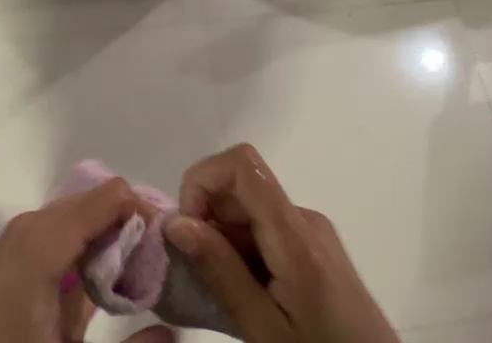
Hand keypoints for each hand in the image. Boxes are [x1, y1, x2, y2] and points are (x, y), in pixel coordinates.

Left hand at [0, 177, 173, 342]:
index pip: (113, 195)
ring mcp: (17, 245)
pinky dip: (86, 264)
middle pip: (99, 209)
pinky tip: (103, 299)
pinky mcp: (8, 266)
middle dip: (135, 237)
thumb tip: (177, 332)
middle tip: (167, 277)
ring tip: (144, 289)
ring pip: (80, 230)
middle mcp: (32, 228)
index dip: (150, 217)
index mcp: (47, 237)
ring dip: (112, 252)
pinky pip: (60, 248)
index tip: (176, 254)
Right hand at [164, 145, 399, 342]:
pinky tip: (240, 296)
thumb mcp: (264, 328)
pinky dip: (240, 254)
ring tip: (216, 294)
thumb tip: (175, 221)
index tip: (186, 230)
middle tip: (193, 273)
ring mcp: (313, 233)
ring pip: (249, 213)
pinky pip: (265, 232)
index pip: (242, 164)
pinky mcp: (315, 249)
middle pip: (241, 189)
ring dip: (221, 242)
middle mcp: (306, 220)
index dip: (202, 180)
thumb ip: (221, 272)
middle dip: (205, 220)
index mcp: (297, 234)